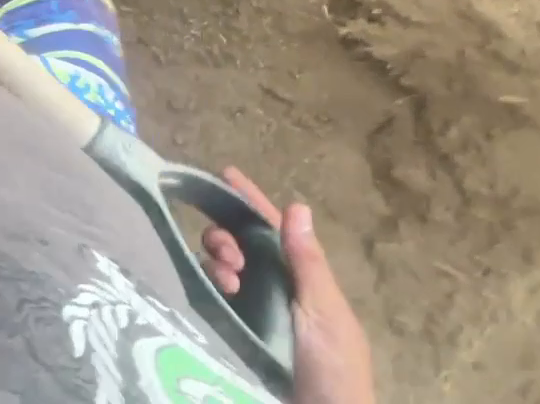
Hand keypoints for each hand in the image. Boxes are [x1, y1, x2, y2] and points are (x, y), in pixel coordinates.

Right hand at [201, 168, 375, 403]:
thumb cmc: (332, 367)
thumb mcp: (325, 313)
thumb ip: (307, 263)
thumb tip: (298, 206)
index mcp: (301, 280)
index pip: (273, 230)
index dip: (250, 201)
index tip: (225, 172)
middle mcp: (273, 286)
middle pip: (238, 242)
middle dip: (225, 235)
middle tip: (228, 253)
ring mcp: (250, 307)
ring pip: (219, 264)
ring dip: (217, 260)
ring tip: (226, 280)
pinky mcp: (228, 325)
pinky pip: (207, 290)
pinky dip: (209, 282)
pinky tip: (217, 292)